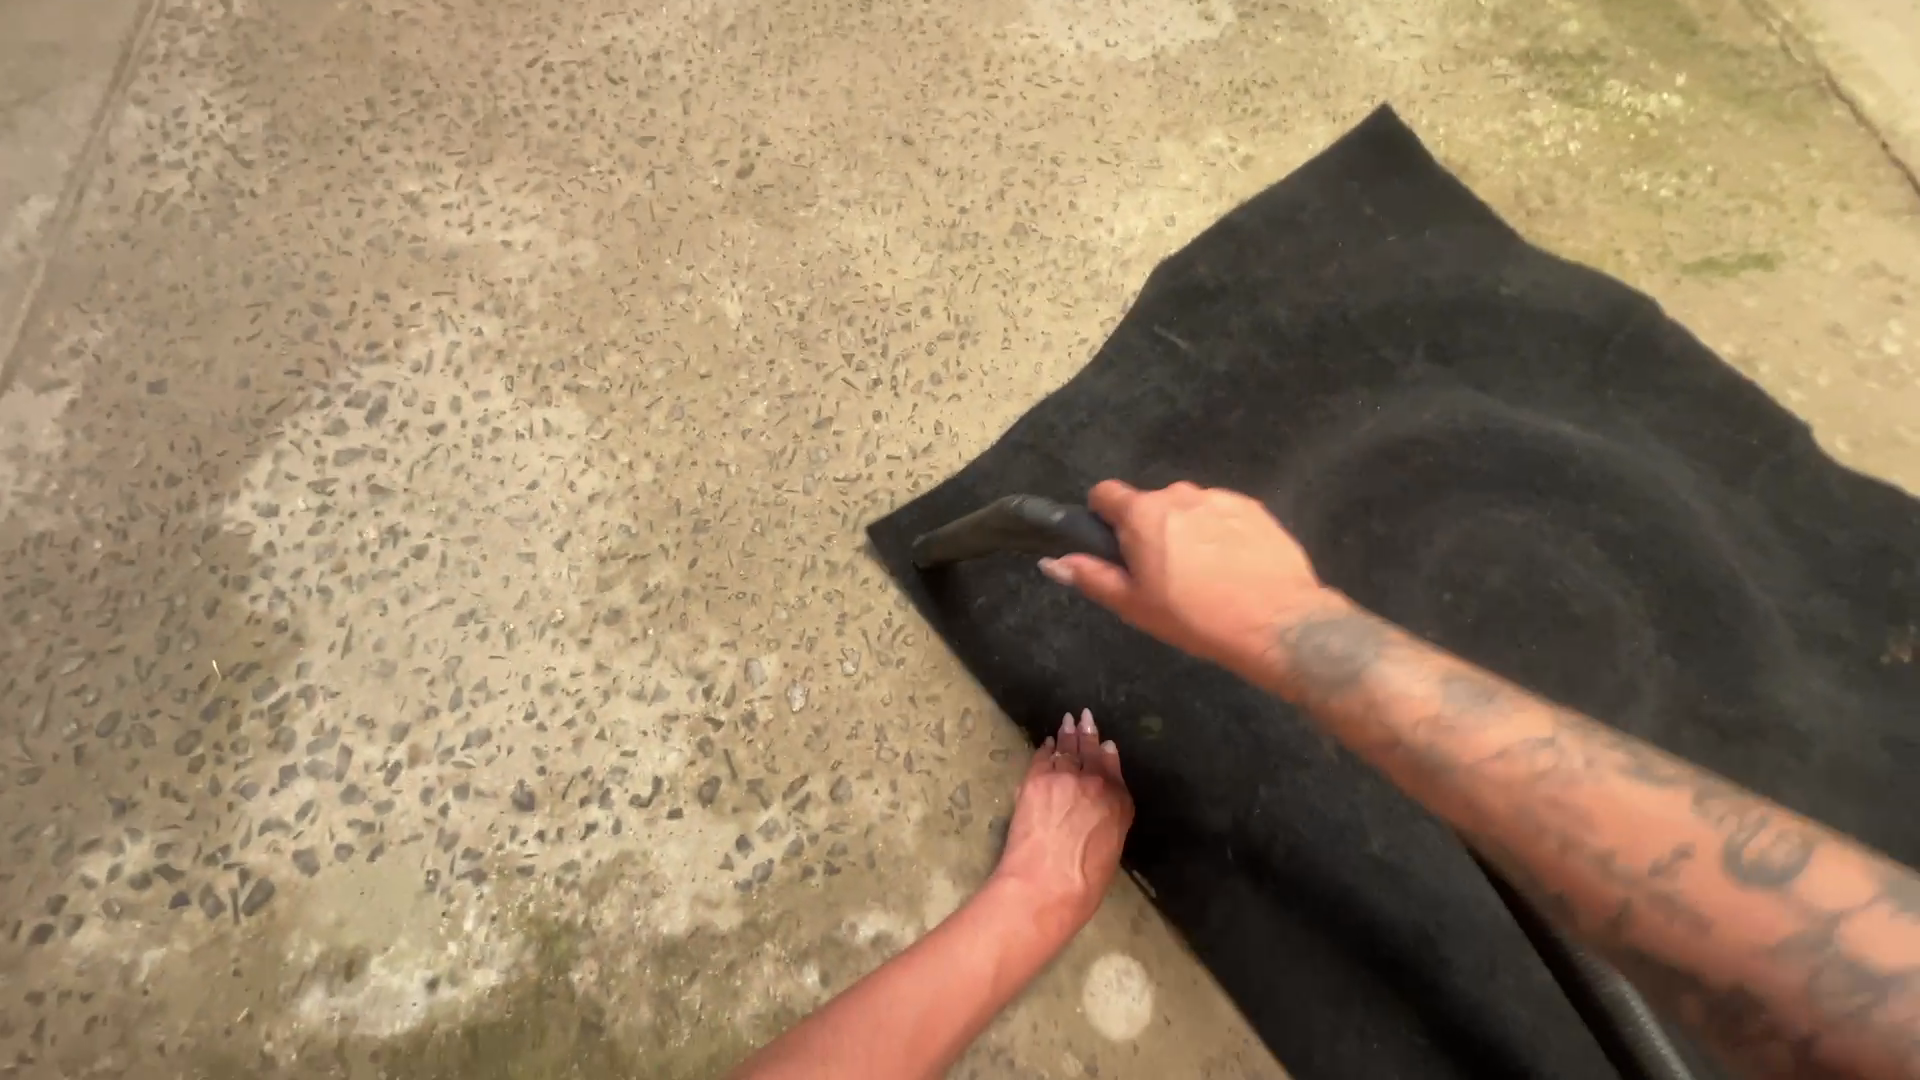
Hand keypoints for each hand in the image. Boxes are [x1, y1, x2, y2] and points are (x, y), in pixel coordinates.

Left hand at [990, 709, 1133, 935]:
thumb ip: (1111, 815)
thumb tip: (1106, 793)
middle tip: (1084, 715)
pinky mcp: (1036, 778)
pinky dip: (1046, 748)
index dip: (1107, 753)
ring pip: (1066, 748)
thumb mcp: (1110, 848)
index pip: (1113, 768)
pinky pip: (1043, 756)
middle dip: (1087, 732)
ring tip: (1068, 720)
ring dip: (1067, 734)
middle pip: (1090, 751)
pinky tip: (1048, 743)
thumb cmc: (1083, 883)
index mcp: (1119, 803)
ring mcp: (1064, 776)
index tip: (1104, 742)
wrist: (1044, 886)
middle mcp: (1094, 782)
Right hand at [1040, 480, 1336, 671]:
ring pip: (1187, 508)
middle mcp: (1179, 494)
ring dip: (1184, 530)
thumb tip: (1053, 561)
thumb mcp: (1133, 605)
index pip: (1105, 493)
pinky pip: (1221, 514)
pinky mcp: (1253, 508)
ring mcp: (1220, 498)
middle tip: (1161, 573)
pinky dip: (1218, 533)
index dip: (1103, 517)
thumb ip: (1090, 577)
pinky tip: (1231, 567)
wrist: (1276, 622)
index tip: (1114, 546)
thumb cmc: (1193, 617)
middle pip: (1149, 503)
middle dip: (1148, 529)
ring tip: (1202, 574)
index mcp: (1142, 513)